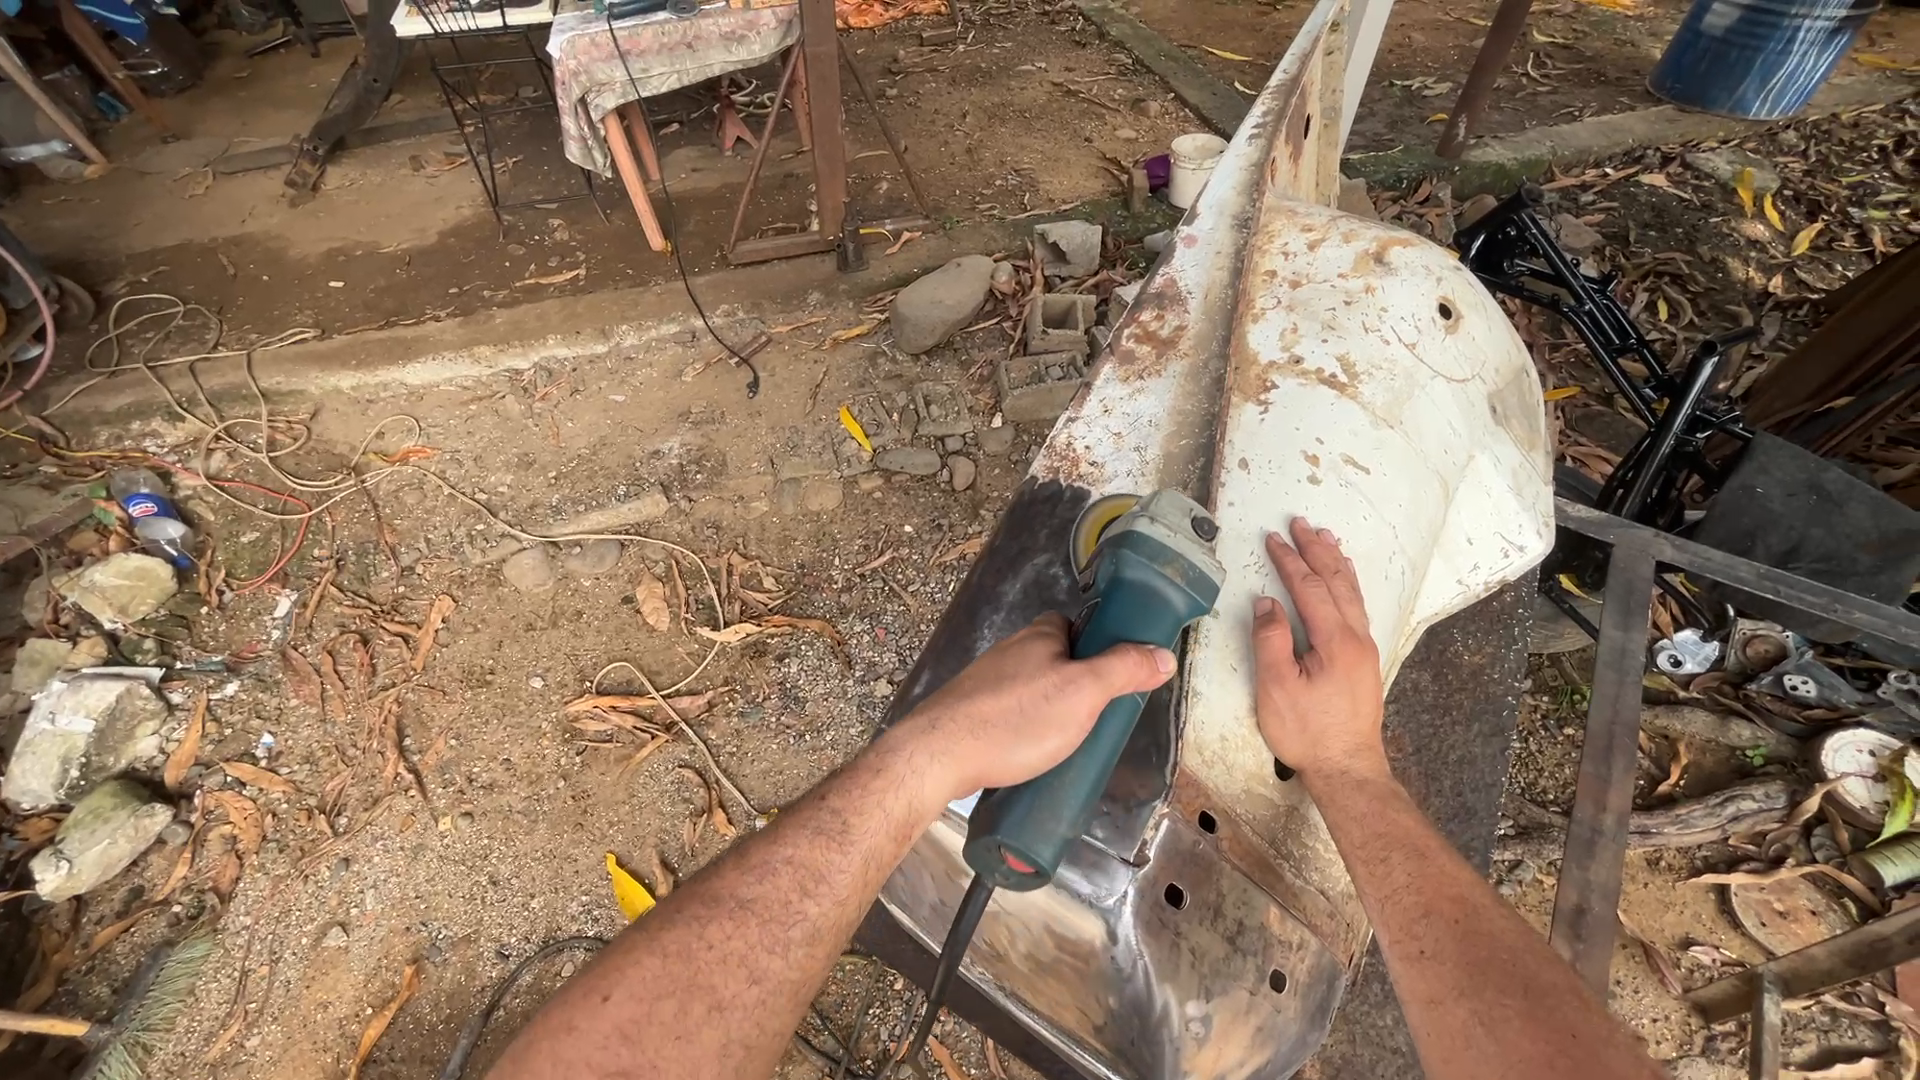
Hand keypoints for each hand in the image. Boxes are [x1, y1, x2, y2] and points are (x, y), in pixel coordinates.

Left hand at [887, 614, 1175, 806]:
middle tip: (1096, 716)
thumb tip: (1163, 654)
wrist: (940, 754)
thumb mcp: (1083, 693)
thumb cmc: (1017, 719)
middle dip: (1075, 683)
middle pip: (1053, 657)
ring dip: (1049, 708)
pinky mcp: (969, 711)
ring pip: (1030, 687)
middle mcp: (1009, 650)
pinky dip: (1024, 726)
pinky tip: (1030, 752)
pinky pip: (1009, 712)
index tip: (1114, 674)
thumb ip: (1123, 670)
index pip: (1073, 623)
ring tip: (1068, 741)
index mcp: (1038, 636)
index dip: (1096, 642)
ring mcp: (985, 681)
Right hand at [1252, 518, 1388, 784]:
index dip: (1290, 561)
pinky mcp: (1363, 660)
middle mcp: (1356, 637)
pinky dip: (1347, 584)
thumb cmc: (1306, 730)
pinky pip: (1356, 607)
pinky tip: (1343, 580)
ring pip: (1352, 593)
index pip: (1309, 588)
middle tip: (1302, 523)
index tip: (1273, 538)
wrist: (1347, 768)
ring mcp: (1364, 648)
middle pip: (1337, 582)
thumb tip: (1266, 602)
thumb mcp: (1276, 687)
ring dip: (1336, 562)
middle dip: (1317, 550)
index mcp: (1335, 640)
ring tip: (1326, 538)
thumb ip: (1270, 640)